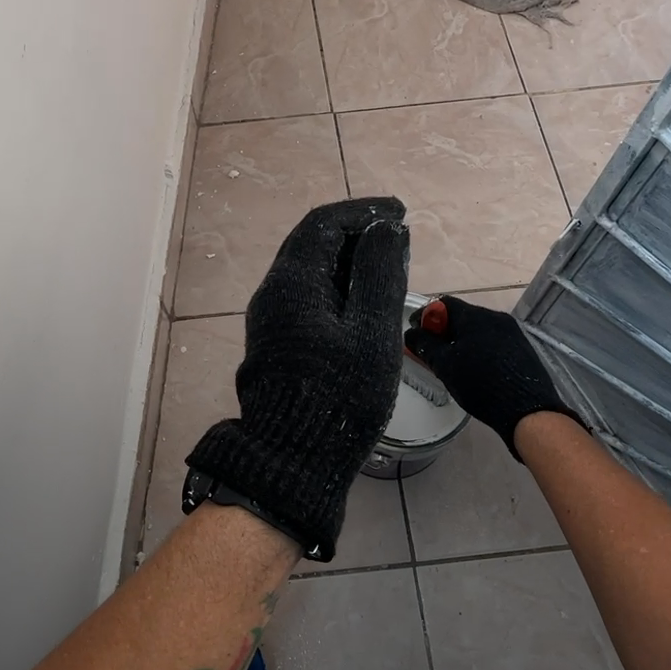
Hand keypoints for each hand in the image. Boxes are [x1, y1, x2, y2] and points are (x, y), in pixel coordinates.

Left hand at [185, 198, 409, 561]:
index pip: (324, 224)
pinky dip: (338, 282)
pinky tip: (364, 297)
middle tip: (398, 233)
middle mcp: (275, 291)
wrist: (291, 458)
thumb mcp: (371, 331)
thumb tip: (385, 229)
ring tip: (389, 261)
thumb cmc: (339, 395)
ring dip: (348, 258)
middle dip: (356, 231)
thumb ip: (379, 273)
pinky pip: (309, 293)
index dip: (363, 211)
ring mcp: (272, 316)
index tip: (398, 212)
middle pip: (314, 242)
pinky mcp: (278, 337)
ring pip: (311, 269)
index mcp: (293, 282)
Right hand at [404, 295, 581, 460]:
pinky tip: (478, 369)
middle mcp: (495, 317)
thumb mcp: (445, 366)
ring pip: (478, 329)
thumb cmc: (480, 384)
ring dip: (463, 340)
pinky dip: (480, 348)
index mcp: (474, 316)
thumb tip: (411, 333)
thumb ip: (425, 345)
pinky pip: (493, 340)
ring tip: (455, 363)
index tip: (416, 333)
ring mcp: (512, 332)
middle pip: (462, 315)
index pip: (443, 303)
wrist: (527, 410)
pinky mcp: (522, 348)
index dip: (426, 316)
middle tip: (434, 351)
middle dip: (444, 330)